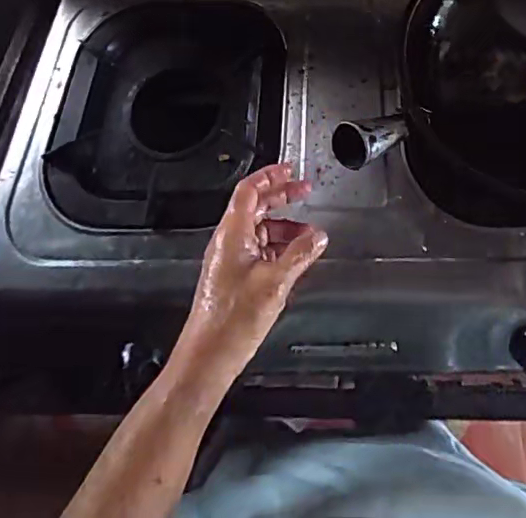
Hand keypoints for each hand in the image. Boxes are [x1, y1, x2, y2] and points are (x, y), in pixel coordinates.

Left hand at [172, 164, 327, 387]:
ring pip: (259, 229)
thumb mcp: (275, 282)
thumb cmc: (232, 321)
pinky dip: (278, 246)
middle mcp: (228, 240)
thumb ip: (299, 255)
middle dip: (281, 196)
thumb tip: (317, 237)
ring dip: (284, 226)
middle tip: (304, 191)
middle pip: (255, 206)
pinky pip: (258, 249)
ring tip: (308, 234)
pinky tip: (294, 256)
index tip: (288, 169)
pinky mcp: (233, 275)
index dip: (269, 176)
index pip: (249, 190)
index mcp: (232, 233)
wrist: (208, 356)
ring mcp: (229, 258)